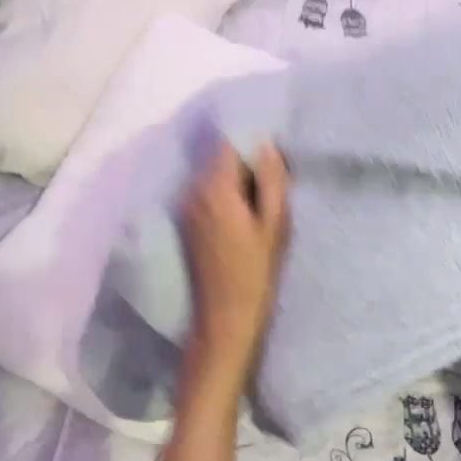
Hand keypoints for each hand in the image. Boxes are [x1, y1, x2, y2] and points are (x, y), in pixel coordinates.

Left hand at [182, 141, 290, 380]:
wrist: (225, 318)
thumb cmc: (257, 272)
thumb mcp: (275, 224)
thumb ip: (271, 180)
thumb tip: (265, 145)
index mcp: (215, 188)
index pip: (228, 144)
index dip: (252, 143)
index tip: (273, 154)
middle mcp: (192, 191)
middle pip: (219, 159)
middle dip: (245, 162)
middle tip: (273, 179)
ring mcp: (185, 208)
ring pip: (213, 176)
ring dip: (236, 180)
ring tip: (261, 197)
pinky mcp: (186, 223)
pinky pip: (207, 194)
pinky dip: (225, 195)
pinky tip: (244, 215)